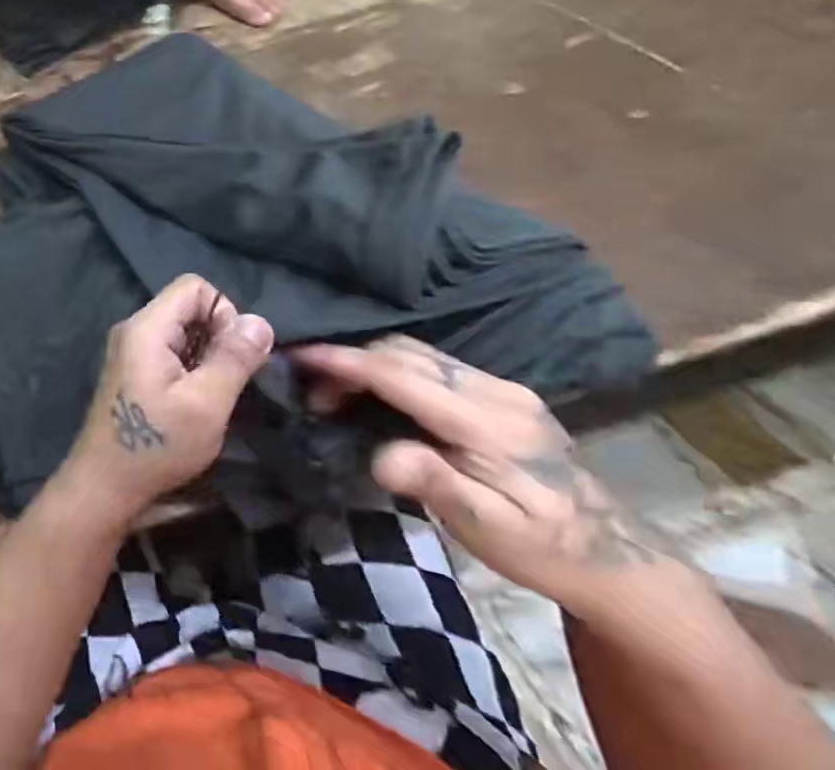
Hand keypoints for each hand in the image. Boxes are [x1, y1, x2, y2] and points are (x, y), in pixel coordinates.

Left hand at [56, 275, 273, 523]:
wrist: (106, 481)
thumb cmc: (156, 444)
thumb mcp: (206, 403)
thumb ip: (233, 358)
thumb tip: (260, 321)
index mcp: (145, 327)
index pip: (193, 286)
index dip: (224, 312)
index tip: (233, 355)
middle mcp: (133, 330)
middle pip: (188, 307)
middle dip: (219, 335)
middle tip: (227, 380)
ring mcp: (130, 351)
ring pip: (182, 332)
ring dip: (207, 356)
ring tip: (212, 394)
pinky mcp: (132, 371)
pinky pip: (170, 352)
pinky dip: (191, 368)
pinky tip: (195, 402)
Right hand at [292, 336, 677, 615]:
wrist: (613, 557)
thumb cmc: (540, 548)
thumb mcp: (486, 527)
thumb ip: (435, 483)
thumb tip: (383, 457)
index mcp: (491, 423)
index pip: (402, 375)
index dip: (345, 362)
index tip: (299, 355)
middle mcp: (497, 392)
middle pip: (406, 353)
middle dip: (349, 362)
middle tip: (311, 393)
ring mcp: (501, 389)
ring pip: (415, 353)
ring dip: (367, 365)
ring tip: (334, 395)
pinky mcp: (498, 394)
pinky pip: (429, 364)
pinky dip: (388, 370)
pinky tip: (373, 395)